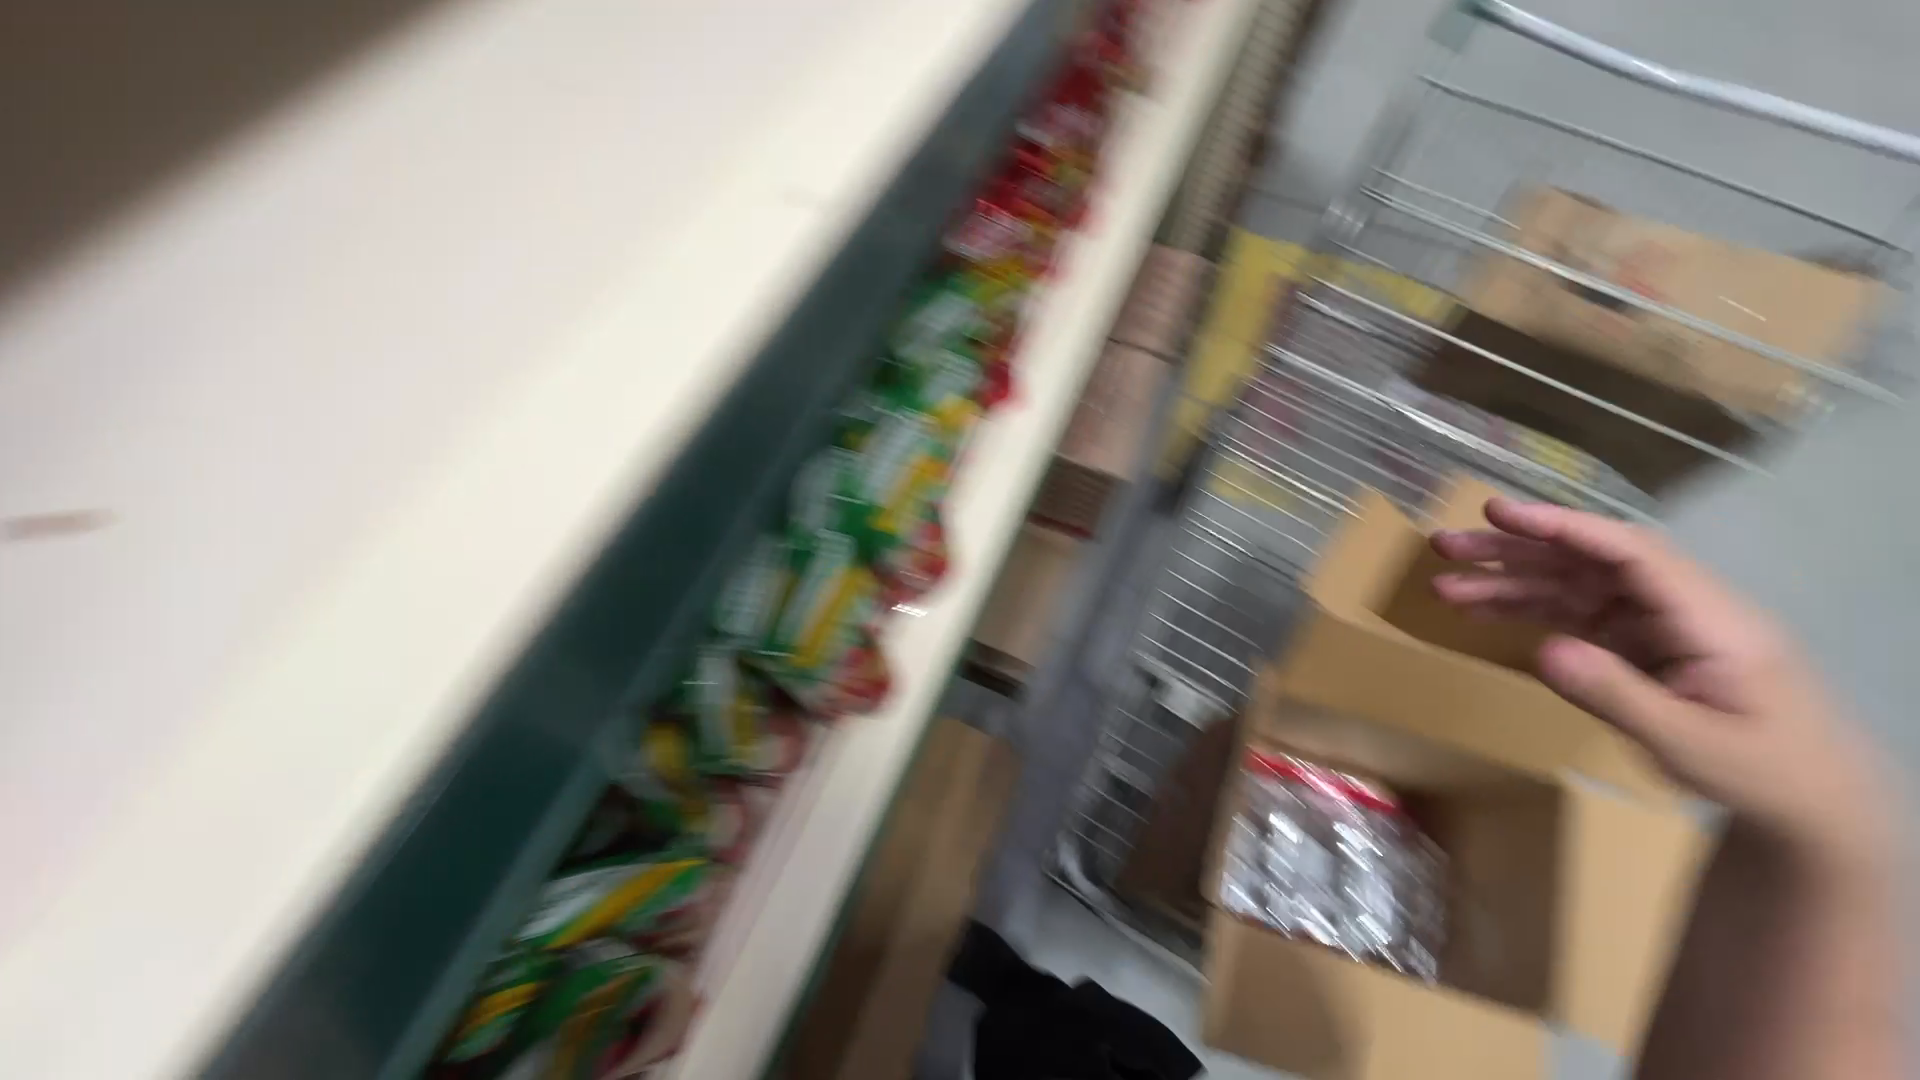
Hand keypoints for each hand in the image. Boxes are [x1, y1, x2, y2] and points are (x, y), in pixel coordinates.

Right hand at [1430, 498, 1889, 870]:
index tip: (1499, 514)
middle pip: (1587, 561)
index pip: (1630, 552)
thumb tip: (1544, 650)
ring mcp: (1652, 624)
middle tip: (1444, 546)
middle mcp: (1676, 607)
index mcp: (1710, 618)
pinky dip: (1522, 610)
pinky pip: (1569, 615)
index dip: (1562, 527)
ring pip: (1569, 585)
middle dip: (1514, 550)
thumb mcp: (1691, 744)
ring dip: (1506, 581)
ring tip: (1443, 585)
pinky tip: (1477, 611)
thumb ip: (1618, 694)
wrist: (1810, 803)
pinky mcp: (1632, 644)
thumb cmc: (1764, 773)